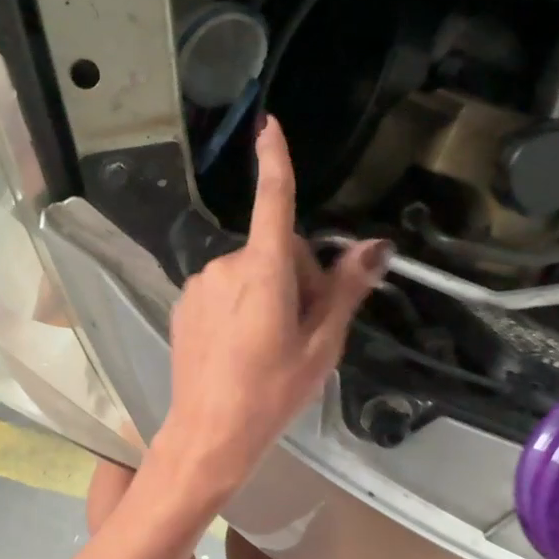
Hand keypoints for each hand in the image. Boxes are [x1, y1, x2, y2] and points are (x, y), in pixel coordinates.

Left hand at [149, 118, 391, 500]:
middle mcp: (226, 267)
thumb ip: (345, 289)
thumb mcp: (321, 345)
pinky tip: (241, 347)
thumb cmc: (271, 393)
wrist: (207, 433)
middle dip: (295, 276)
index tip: (270, 125)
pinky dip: (239, 305)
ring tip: (269, 344)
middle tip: (302, 328)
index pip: (275, 203)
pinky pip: (223, 289)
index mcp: (264, 272)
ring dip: (266, 292)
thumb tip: (374, 246)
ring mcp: (200, 285)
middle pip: (275, 249)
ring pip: (249, 271)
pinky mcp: (184, 303)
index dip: (274, 162)